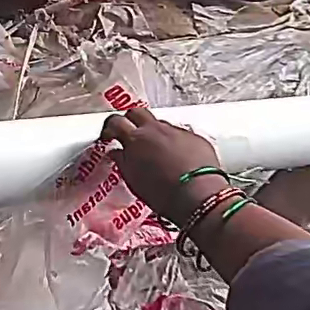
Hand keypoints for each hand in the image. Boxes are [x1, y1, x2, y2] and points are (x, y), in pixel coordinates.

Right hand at [100, 107, 226, 218]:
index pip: (115, 121)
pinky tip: (178, 158)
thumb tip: (117, 152)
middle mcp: (155, 129)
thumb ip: (122, 161)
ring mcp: (177, 131)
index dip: (110, 127)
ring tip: (157, 150)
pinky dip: (175, 142)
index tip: (110, 136)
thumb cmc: (162, 193)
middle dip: (131, 120)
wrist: (199, 197)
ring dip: (155, 133)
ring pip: (160, 124)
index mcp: (134, 138)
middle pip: (137, 112)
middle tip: (131, 134)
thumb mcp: (133, 179)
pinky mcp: (196, 137)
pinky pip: (180, 134)